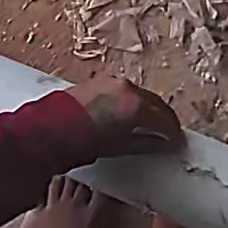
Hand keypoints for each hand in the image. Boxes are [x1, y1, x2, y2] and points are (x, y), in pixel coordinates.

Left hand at [66, 77, 183, 157]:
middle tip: (169, 134)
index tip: (177, 143)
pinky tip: (131, 112)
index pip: (164, 120)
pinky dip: (132, 101)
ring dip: (149, 108)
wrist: (50, 129)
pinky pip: (125, 90)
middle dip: (164, 119)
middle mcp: (128, 89)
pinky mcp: (100, 81)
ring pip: (141, 95)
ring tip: (151, 124)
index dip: (172, 134)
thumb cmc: (84, 141)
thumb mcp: (120, 146)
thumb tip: (164, 145)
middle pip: (156, 104)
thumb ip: (146, 144)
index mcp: (137, 107)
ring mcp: (113, 82)